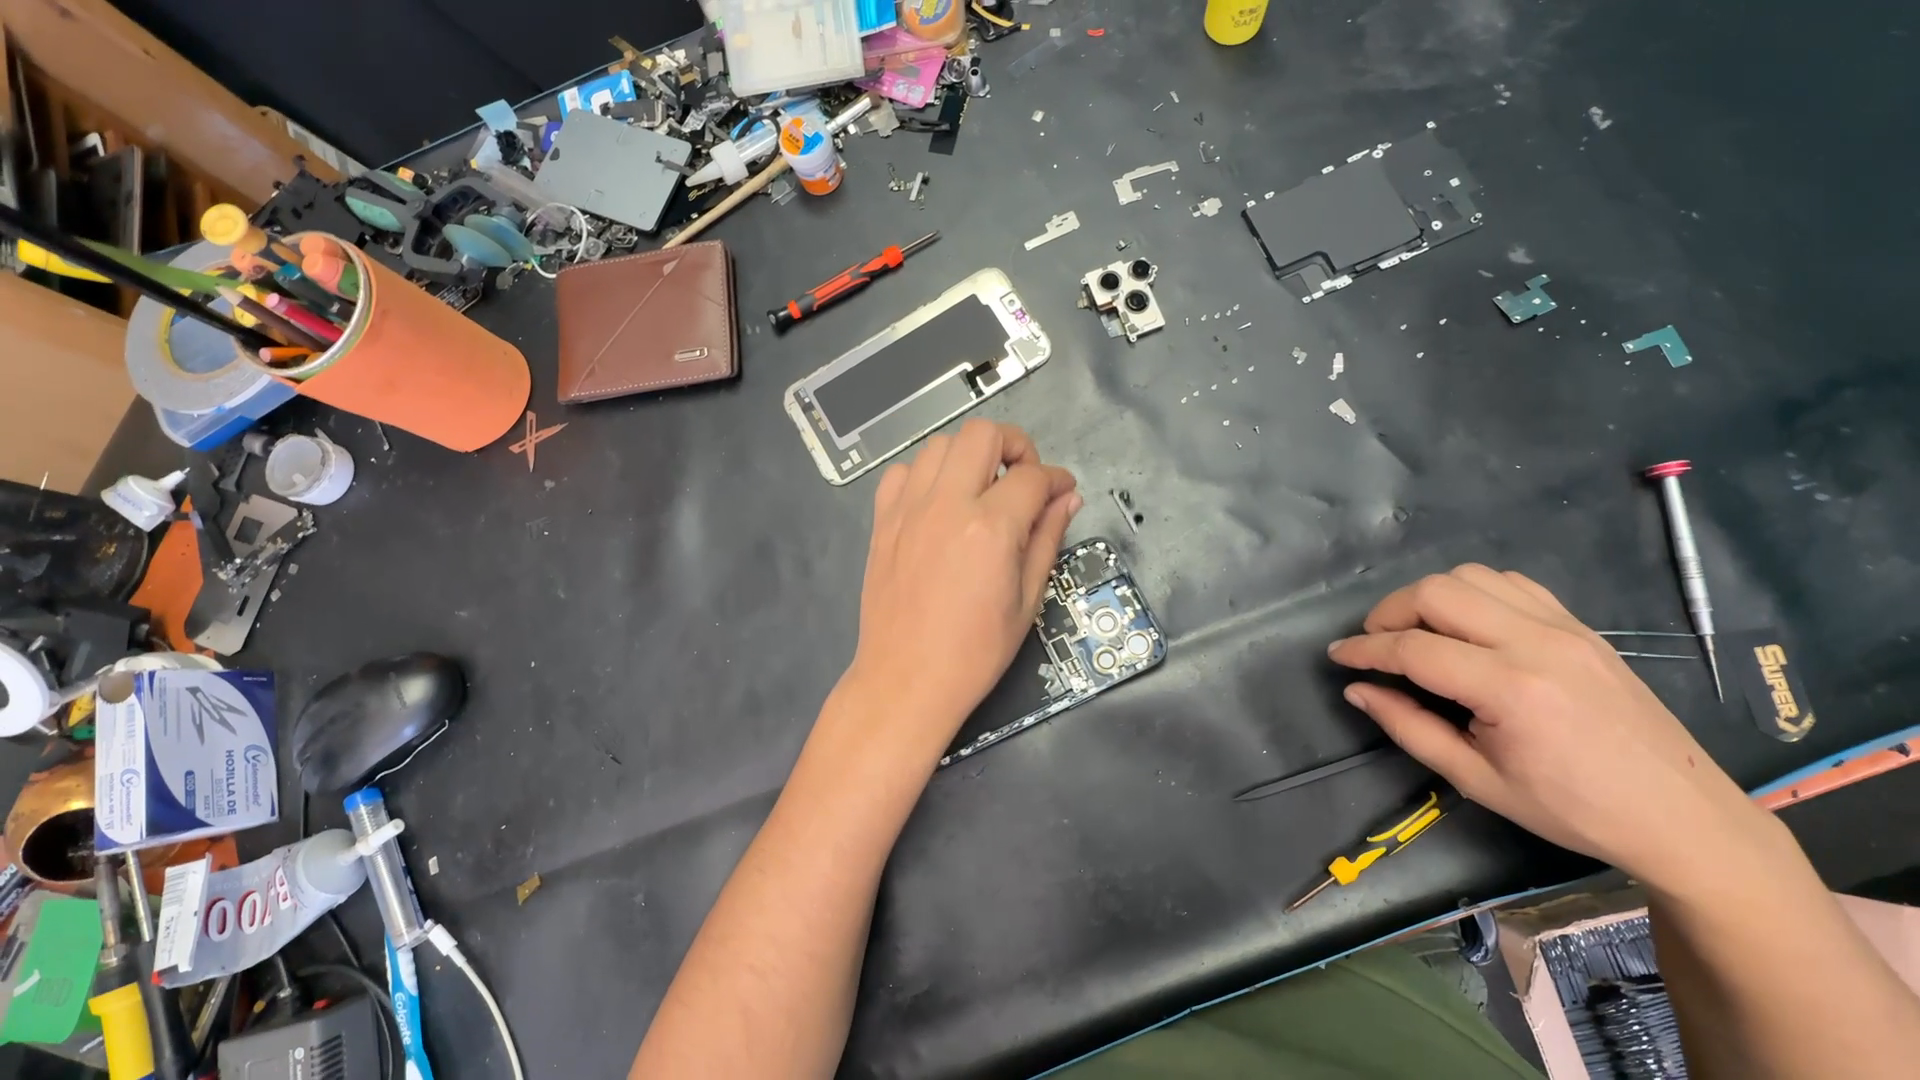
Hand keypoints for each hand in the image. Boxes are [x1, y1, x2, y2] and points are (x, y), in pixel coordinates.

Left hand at [843, 419, 1080, 757]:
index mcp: (990, 528)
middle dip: (1014, 446)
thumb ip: (1047, 540)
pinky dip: (924, 475)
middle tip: (1023, 479)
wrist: (907, 679)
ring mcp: (908, 510)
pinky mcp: (882, 521)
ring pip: (939, 445)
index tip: (1062, 492)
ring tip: (981, 489)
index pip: (1032, 477)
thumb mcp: (1027, 600)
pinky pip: (901, 472)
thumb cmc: (975, 652)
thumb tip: (1066, 500)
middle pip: (983, 434)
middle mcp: (946, 505)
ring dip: (968, 456)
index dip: (1056, 480)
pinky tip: (938, 502)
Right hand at [1327, 565, 1771, 890]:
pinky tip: (1467, 625)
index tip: (1337, 656)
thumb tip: (1359, 690)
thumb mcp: (1478, 781)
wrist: (1679, 815)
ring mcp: (1564, 627)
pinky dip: (1475, 592)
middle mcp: (1536, 642)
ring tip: (1416, 631)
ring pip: (1473, 576)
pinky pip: (1513, 584)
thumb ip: (1410, 728)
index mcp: (1510, 690)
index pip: (1414, 647)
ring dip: (1430, 596)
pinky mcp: (1582, 626)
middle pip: (1437, 591)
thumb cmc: (1571, 810)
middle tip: (1373, 644)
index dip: (1364, 649)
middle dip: (1389, 611)